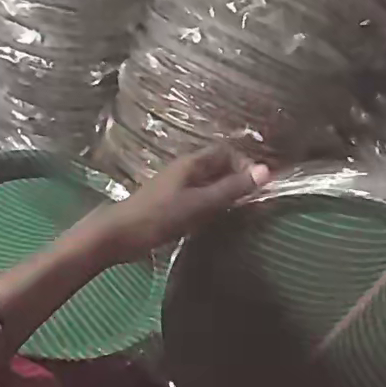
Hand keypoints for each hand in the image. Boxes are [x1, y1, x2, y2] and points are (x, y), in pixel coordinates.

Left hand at [74, 145, 270, 265]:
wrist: (119, 235)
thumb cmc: (160, 216)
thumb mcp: (201, 203)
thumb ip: (232, 188)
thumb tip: (266, 170)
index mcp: (192, 163)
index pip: (226, 151)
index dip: (245, 163)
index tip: (258, 185)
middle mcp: (184, 169)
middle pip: (217, 165)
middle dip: (237, 177)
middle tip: (252, 198)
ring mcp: (175, 185)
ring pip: (207, 181)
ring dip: (224, 191)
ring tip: (238, 209)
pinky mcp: (169, 201)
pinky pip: (197, 195)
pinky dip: (210, 202)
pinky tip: (214, 218)